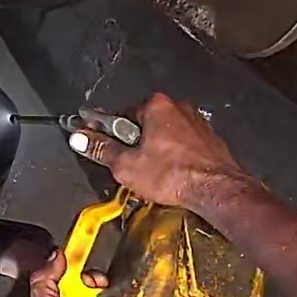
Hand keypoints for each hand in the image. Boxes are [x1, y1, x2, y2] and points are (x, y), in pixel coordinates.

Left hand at [27, 250, 137, 296]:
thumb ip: (43, 285)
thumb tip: (52, 257)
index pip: (54, 275)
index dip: (63, 262)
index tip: (74, 250)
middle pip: (80, 278)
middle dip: (87, 273)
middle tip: (91, 281)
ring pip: (101, 287)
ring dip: (106, 285)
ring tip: (106, 291)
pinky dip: (123, 295)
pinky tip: (122, 296)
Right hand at [71, 93, 249, 209]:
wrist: (215, 190)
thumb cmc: (173, 175)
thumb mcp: (126, 165)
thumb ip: (101, 149)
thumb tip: (80, 138)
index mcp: (156, 106)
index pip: (121, 115)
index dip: (108, 132)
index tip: (100, 143)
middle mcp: (178, 107)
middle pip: (144, 124)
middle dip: (134, 142)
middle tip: (127, 164)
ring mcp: (196, 123)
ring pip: (164, 134)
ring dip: (154, 150)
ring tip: (150, 172)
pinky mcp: (208, 140)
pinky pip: (182, 145)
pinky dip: (173, 156)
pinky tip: (170, 174)